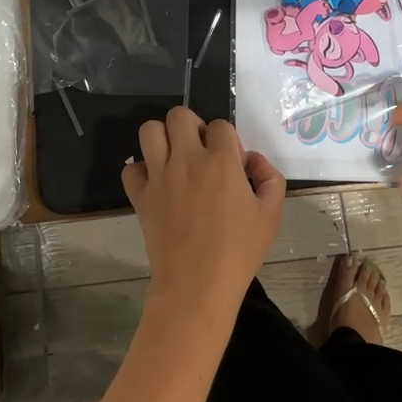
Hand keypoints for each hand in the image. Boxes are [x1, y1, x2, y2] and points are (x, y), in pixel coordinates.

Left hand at [123, 108, 286, 317]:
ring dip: (163, 138)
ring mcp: (159, 176)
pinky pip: (131, 168)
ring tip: (174, 159)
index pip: (220, 125)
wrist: (197, 286)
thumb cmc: (239, 252)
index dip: (228, 140)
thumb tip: (253, 160)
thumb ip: (270, 178)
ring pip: (149, 130)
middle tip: (200, 152)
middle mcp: (187, 159)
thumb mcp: (271, 215)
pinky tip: (156, 184)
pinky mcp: (140, 196)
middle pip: (179, 115)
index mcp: (221, 161)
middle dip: (192, 126)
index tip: (231, 163)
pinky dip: (141, 170)